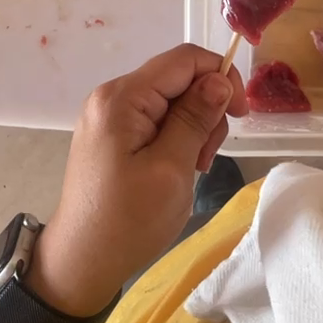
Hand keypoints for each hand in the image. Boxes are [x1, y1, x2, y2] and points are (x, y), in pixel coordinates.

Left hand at [29, 44, 248, 315]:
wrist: (81, 263)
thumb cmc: (128, 220)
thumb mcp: (171, 168)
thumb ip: (195, 118)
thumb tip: (219, 79)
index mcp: (123, 97)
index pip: (185, 59)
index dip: (221, 76)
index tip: (241, 115)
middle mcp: (113, 96)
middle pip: (179, 78)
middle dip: (206, 110)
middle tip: (205, 158)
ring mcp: (111, 115)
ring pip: (173, 100)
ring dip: (194, 128)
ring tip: (191, 169)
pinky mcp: (114, 134)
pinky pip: (157, 119)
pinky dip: (177, 138)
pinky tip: (177, 167)